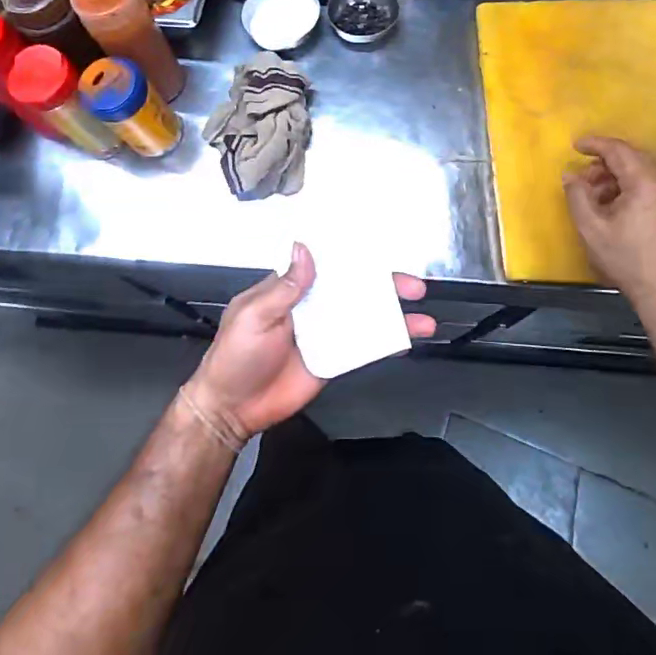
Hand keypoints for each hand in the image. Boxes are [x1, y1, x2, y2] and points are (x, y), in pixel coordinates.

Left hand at [181, 242, 434, 444]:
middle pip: (352, 289)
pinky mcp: (330, 359)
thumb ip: (284, 287)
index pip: (323, 264)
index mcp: (286, 289)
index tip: (378, 247)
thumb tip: (304, 251)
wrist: (232, 408)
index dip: (349, 256)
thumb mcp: (254, 316)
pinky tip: (406, 339)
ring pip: (363, 317)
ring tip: (422, 315)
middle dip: (384, 285)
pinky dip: (384, 342)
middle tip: (412, 285)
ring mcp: (322, 333)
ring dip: (391, 314)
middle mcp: (309, 307)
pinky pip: (361, 347)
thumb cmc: (233, 357)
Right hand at [563, 136, 655, 309]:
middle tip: (583, 174)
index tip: (575, 145)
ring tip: (594, 193)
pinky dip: (629, 186)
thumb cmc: (626, 259)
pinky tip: (614, 206)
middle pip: (633, 158)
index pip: (619, 150)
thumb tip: (570, 175)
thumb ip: (577, 196)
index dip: (595, 144)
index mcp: (645, 184)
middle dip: (605, 160)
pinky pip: (650, 186)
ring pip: (642, 173)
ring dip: (616, 175)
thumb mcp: (591, 228)